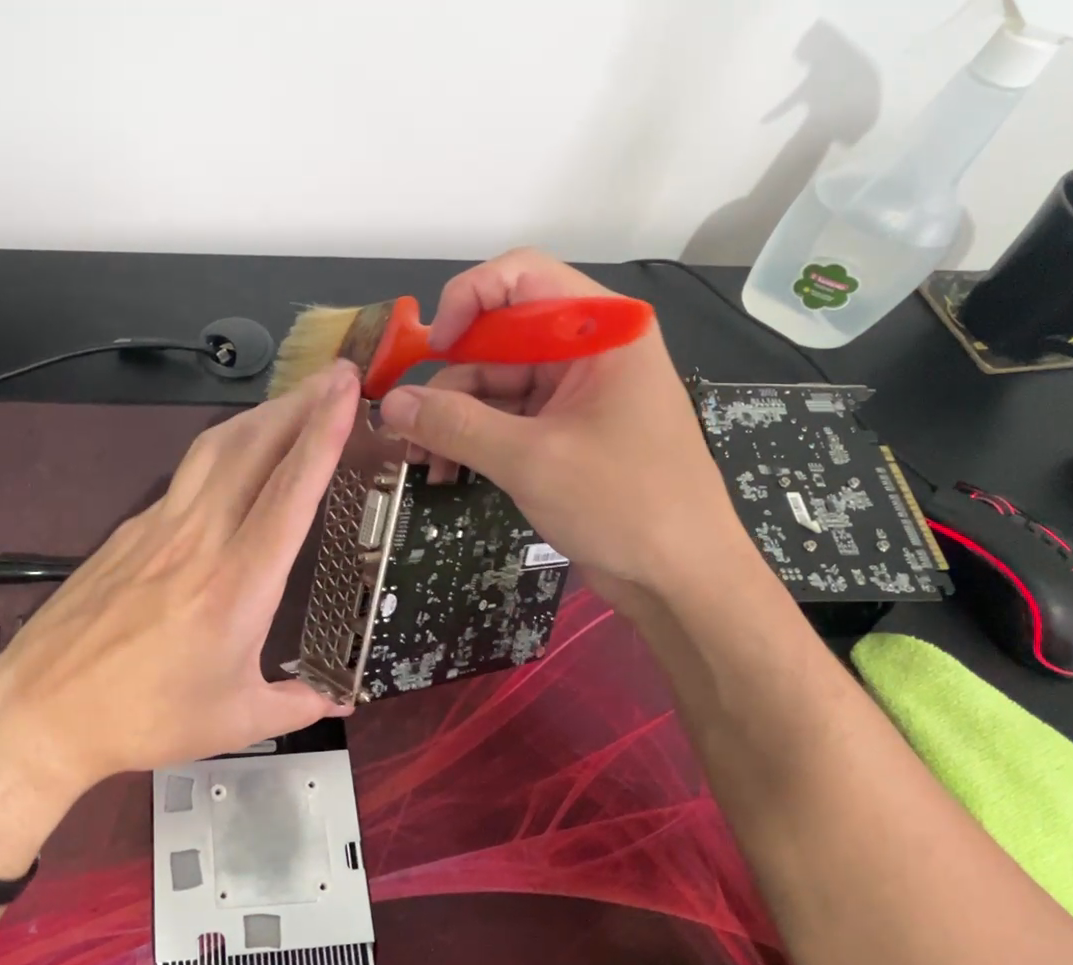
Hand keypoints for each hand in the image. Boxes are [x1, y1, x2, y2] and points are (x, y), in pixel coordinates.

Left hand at [0, 363, 362, 877]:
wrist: (43, 710)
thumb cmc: (145, 719)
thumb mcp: (234, 721)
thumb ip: (295, 705)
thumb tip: (337, 700)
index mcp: (236, 584)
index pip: (289, 493)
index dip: (323, 436)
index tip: (347, 392)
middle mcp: (198, 539)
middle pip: (252, 449)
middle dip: (299, 404)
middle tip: (336, 376)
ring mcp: (155, 528)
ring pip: (213, 450)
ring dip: (258, 416)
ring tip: (293, 400)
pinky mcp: (126, 532)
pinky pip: (184, 478)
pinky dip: (220, 451)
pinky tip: (233, 461)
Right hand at [380, 248, 757, 608]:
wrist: (682, 578)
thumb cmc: (623, 505)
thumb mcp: (530, 460)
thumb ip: (455, 425)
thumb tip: (390, 404)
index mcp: (601, 329)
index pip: (521, 277)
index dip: (467, 301)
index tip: (431, 352)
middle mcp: (588, 349)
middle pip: (498, 338)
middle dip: (448, 381)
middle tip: (406, 427)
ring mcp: (577, 393)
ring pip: (495, 383)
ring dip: (453, 419)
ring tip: (421, 463)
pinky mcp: (566, 432)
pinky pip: (507, 418)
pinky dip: (474, 440)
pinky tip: (446, 471)